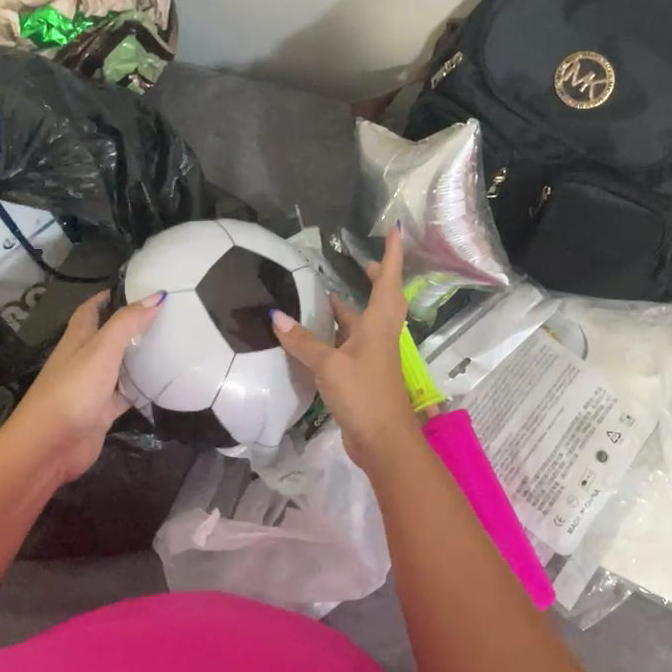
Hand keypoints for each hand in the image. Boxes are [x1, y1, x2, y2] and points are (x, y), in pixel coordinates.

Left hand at [0, 290, 163, 482]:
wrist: (50, 446)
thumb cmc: (72, 391)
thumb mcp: (101, 350)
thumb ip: (127, 323)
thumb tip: (156, 296)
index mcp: (77, 340)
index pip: (90, 311)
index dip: (106, 297)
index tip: (132, 286)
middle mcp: (83, 360)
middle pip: (107, 337)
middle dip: (129, 325)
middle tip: (162, 314)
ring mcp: (92, 387)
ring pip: (119, 365)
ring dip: (138, 356)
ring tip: (170, 342)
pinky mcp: (102, 411)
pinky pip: (126, 394)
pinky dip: (141, 388)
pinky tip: (163, 383)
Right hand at [272, 228, 420, 470]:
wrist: (384, 442)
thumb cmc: (364, 394)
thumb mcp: (329, 365)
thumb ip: (303, 341)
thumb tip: (275, 316)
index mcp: (379, 323)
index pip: (389, 279)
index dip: (392, 253)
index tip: (395, 230)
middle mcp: (380, 334)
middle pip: (382, 298)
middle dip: (375, 279)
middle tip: (361, 263)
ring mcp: (373, 356)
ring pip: (362, 323)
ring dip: (348, 309)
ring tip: (325, 295)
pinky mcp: (363, 375)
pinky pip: (351, 344)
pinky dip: (337, 335)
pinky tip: (317, 336)